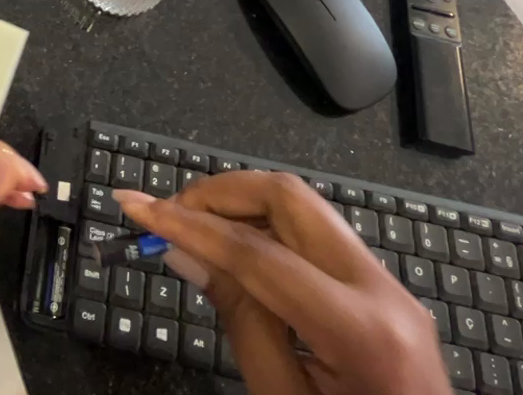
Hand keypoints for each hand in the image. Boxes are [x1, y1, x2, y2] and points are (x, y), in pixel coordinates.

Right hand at [116, 172, 449, 394]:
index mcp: (359, 330)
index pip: (255, 251)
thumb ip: (239, 320)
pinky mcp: (382, 287)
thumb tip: (184, 251)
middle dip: (219, 193)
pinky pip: (315, 234)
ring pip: (302, 205)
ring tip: (194, 229)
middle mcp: (382, 288)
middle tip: (169, 215)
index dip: (186, 223)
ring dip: (241, 204)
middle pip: (288, 197)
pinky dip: (266, 227)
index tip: (133, 205)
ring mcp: (388, 283)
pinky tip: (234, 250)